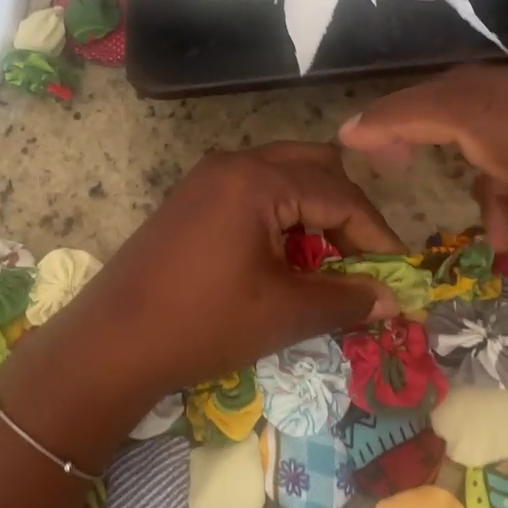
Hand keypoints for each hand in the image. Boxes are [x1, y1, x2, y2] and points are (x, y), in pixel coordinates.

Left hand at [53, 142, 402, 396]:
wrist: (111, 344)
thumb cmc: (202, 323)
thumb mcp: (283, 313)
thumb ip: (345, 299)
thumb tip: (392, 301)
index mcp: (258, 180)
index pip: (339, 195)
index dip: (376, 235)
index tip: (397, 274)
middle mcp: (232, 164)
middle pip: (313, 167)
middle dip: (347, 211)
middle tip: (363, 259)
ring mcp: (205, 179)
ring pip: (282, 175)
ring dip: (313, 211)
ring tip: (327, 262)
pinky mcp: (190, 200)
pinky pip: (252, 191)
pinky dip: (281, 215)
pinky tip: (284, 258)